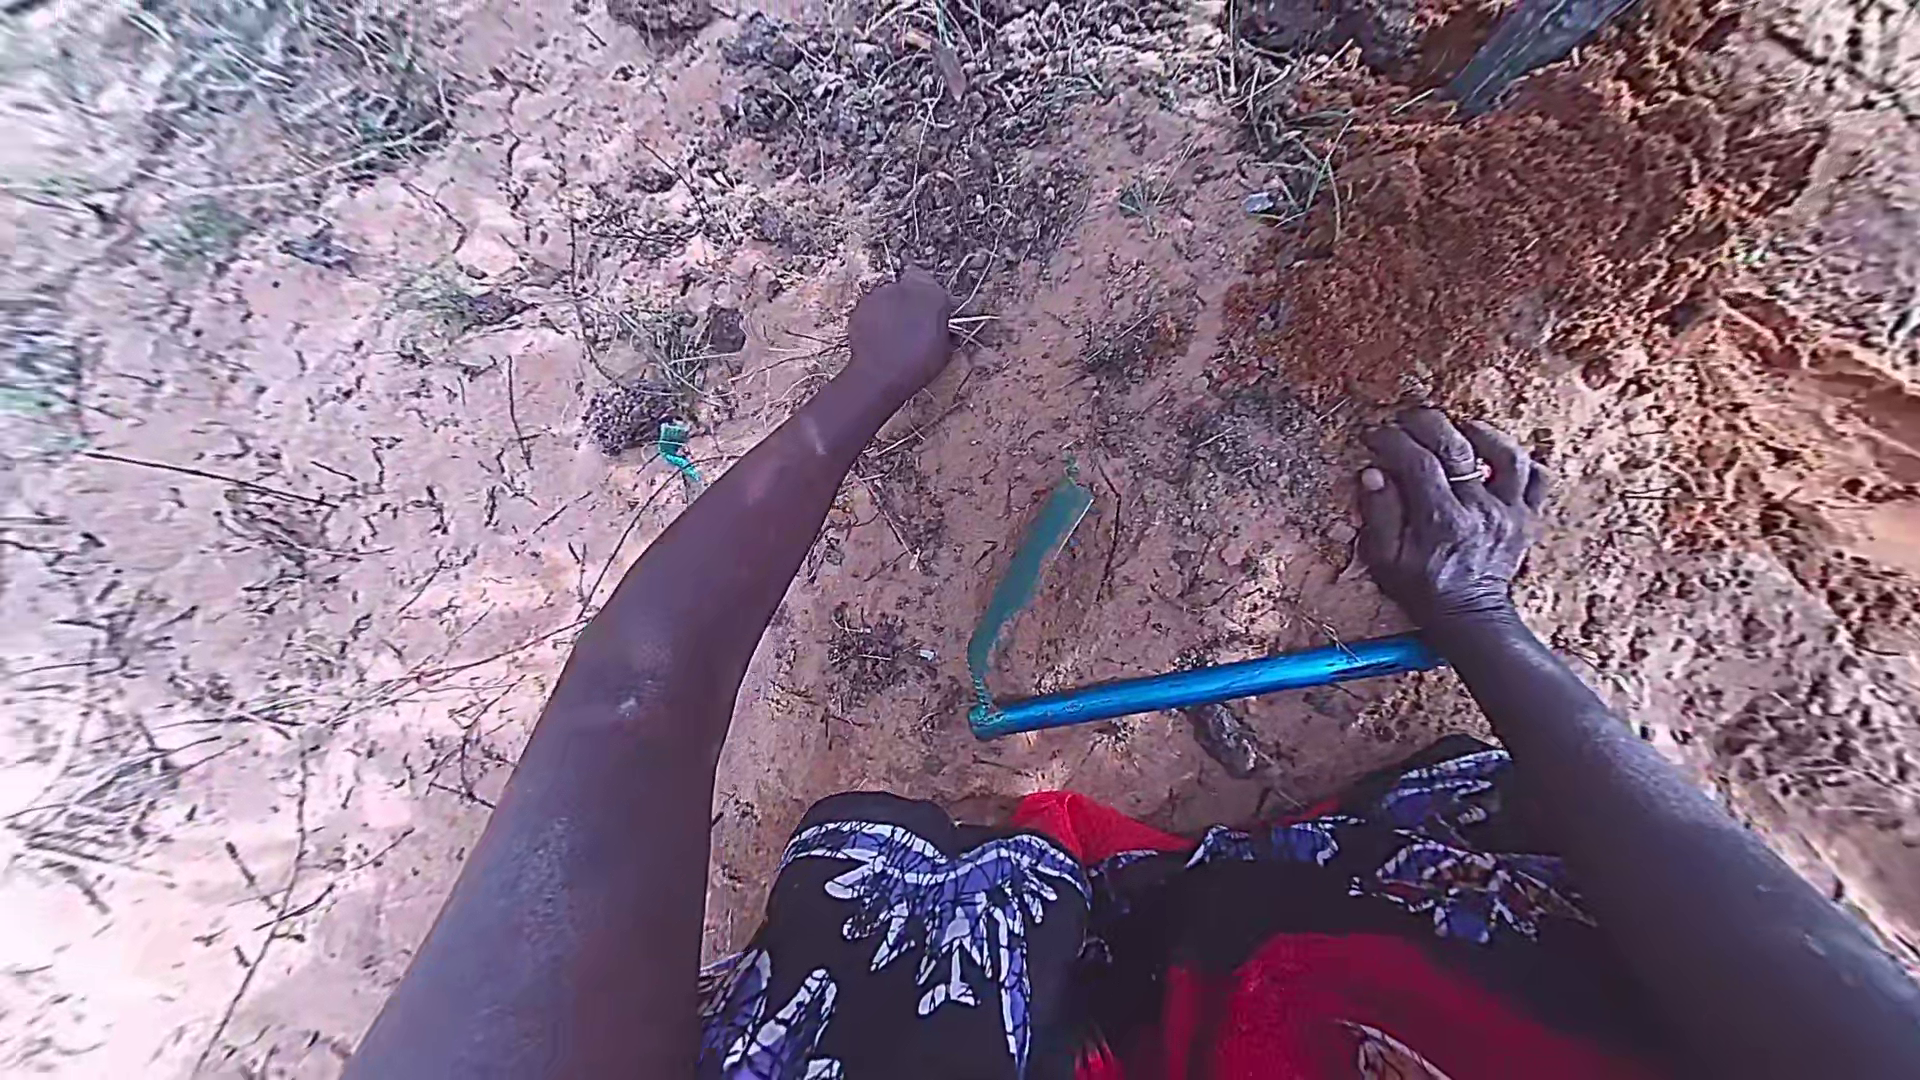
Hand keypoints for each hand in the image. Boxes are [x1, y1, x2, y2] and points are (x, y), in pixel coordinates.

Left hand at [845, 268, 954, 399]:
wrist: (879, 376)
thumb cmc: (917, 366)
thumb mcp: (944, 352)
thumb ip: (944, 330)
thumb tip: (944, 327)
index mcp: (933, 295)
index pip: (936, 289)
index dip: (933, 304)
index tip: (932, 319)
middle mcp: (906, 287)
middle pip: (911, 290)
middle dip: (911, 305)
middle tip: (912, 328)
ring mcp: (880, 294)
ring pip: (889, 298)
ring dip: (892, 311)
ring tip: (893, 337)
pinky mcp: (861, 305)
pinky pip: (872, 309)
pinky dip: (874, 320)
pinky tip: (877, 340)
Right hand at [1355, 408, 1550, 630]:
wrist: (1467, 615)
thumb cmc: (1417, 586)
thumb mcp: (1382, 557)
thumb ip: (1378, 514)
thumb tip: (1372, 473)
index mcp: (1440, 520)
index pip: (1417, 464)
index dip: (1393, 442)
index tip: (1375, 434)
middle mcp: (1480, 510)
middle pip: (1458, 448)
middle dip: (1428, 424)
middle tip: (1406, 418)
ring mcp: (1510, 511)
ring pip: (1505, 454)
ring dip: (1477, 431)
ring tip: (1452, 425)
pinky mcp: (1527, 515)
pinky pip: (1535, 476)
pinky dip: (1516, 457)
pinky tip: (1491, 451)